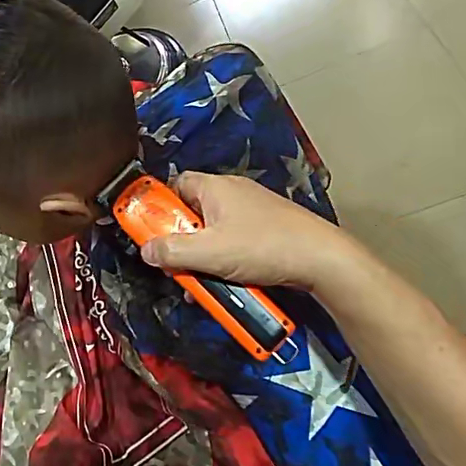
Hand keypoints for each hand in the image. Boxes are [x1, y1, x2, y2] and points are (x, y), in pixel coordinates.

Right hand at [139, 172, 364, 290]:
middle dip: (181, 241)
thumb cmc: (264, 246)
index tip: (151, 232)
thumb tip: (146, 250)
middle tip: (177, 264)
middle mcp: (233, 192)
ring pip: (213, 232)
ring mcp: (252, 211)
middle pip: (192, 212)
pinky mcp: (266, 229)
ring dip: (203, 256)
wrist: (319, 258)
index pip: (174, 185)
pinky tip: (228, 279)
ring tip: (203, 279)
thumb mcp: (209, 252)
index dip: (159, 207)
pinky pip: (234, 241)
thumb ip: (172, 250)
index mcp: (215, 186)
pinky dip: (226, 259)